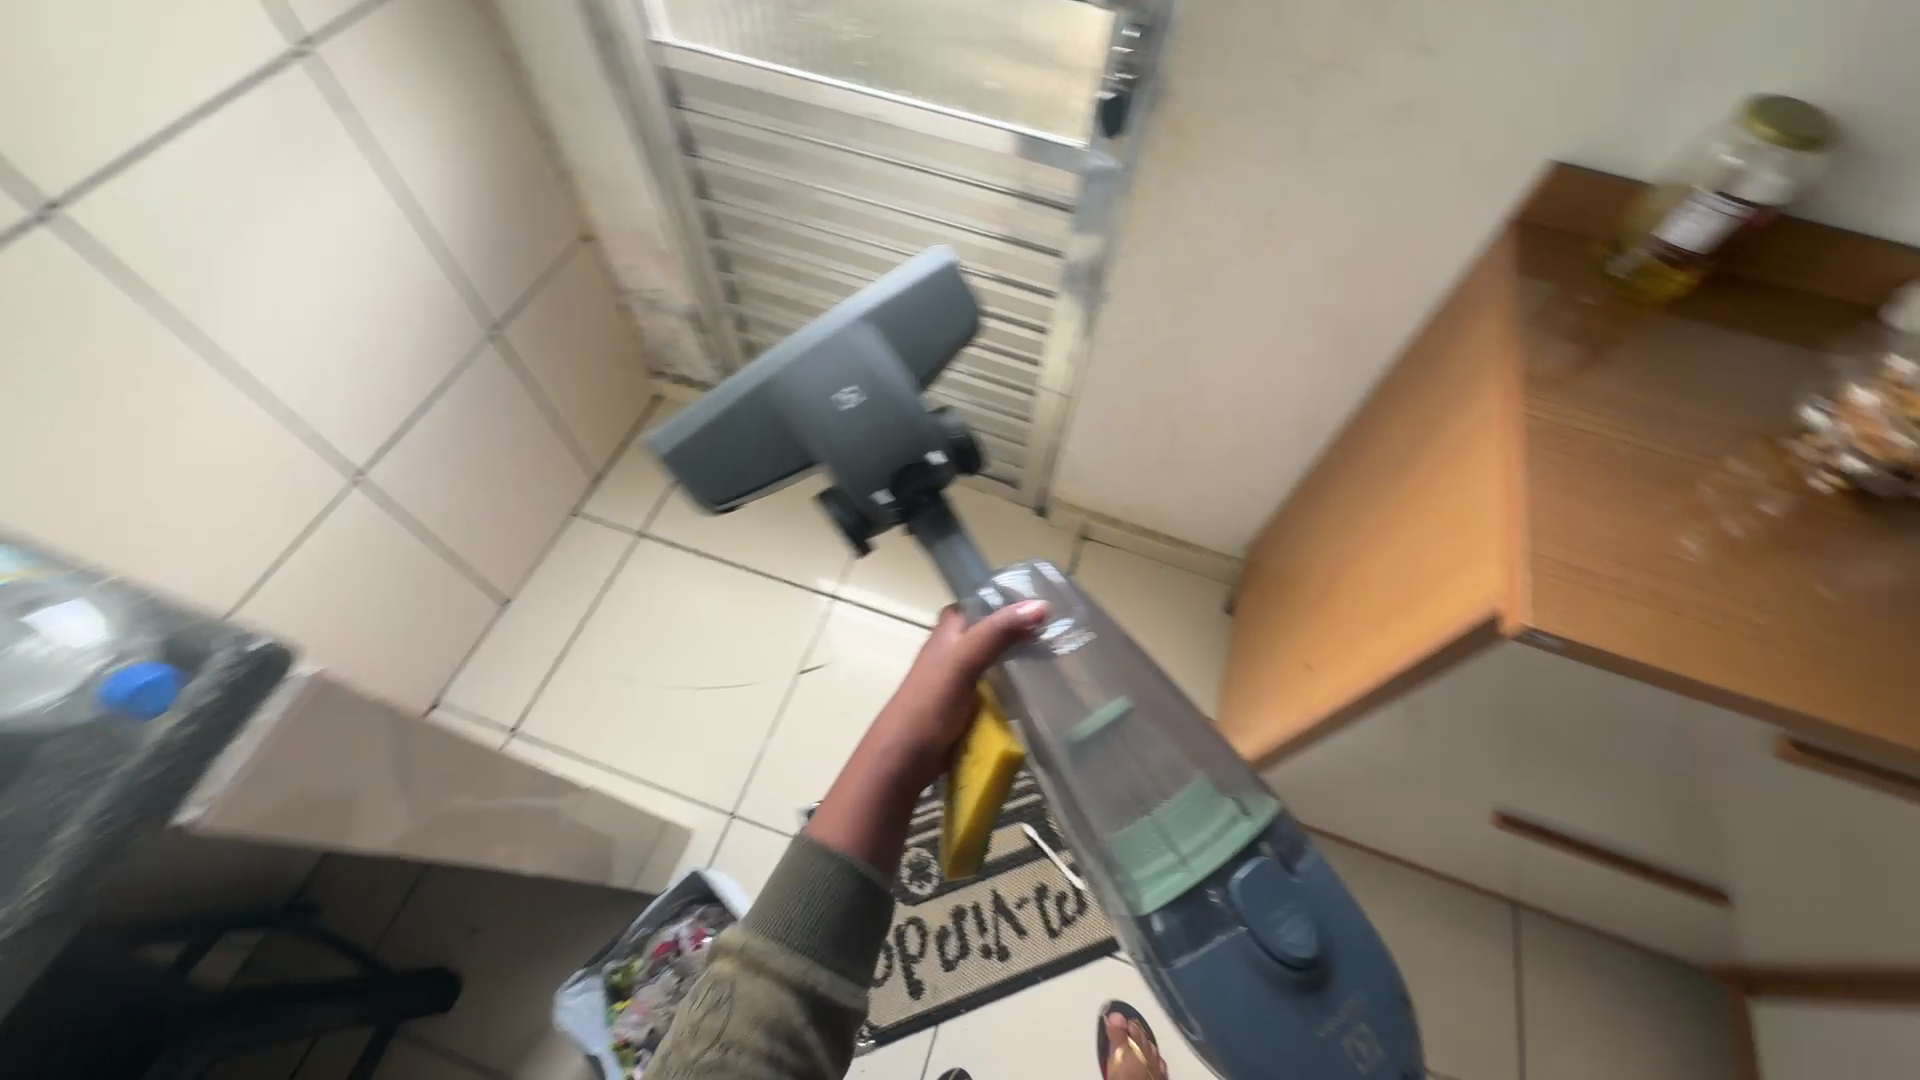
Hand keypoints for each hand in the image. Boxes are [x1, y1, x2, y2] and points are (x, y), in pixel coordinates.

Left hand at [867, 599, 1049, 792]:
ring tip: (1060, 655)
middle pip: (993, 632)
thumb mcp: (964, 661)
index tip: (1044, 598)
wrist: (905, 758)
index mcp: (948, 631)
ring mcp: (962, 680)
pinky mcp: (969, 707)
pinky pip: (999, 690)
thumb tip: (1042, 604)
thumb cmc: (930, 703)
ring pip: (998, 661)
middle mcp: (954, 650)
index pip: (980, 602)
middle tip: (1061, 629)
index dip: (1007, 598)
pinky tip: (1040, 690)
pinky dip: (1016, 688)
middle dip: (1022, 631)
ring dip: (1022, 660)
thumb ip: (998, 633)